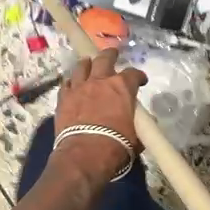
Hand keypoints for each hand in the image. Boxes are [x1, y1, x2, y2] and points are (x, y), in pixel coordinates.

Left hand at [50, 48, 147, 179]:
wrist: (85, 155)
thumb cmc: (116, 146)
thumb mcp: (137, 136)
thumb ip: (140, 125)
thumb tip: (146, 123)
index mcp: (122, 88)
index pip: (133, 74)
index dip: (139, 76)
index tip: (141, 81)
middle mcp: (100, 81)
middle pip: (104, 59)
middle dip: (110, 55)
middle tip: (113, 54)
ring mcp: (79, 88)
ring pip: (82, 66)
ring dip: (87, 64)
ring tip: (89, 65)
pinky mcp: (63, 98)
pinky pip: (66, 84)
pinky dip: (71, 83)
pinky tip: (73, 85)